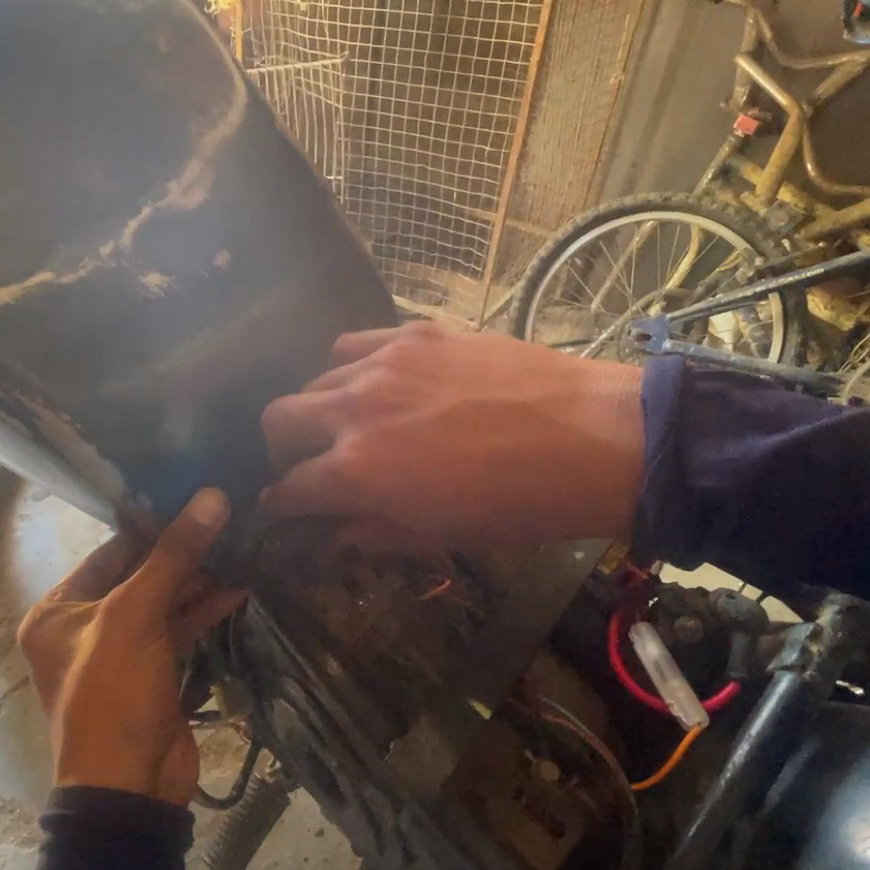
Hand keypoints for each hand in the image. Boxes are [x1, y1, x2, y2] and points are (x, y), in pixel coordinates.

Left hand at [16, 489, 245, 805]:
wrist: (129, 788)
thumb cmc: (112, 693)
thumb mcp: (136, 616)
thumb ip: (174, 556)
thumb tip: (213, 495)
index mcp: (57, 611)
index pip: (108, 552)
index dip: (150, 526)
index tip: (193, 496)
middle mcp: (83, 627)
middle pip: (138, 575)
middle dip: (181, 554)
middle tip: (225, 521)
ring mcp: (120, 652)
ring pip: (162, 602)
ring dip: (197, 581)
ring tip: (238, 550)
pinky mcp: (152, 673)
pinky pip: (177, 630)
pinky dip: (203, 611)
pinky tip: (237, 590)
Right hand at [259, 323, 645, 550]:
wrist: (591, 440)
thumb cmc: (515, 505)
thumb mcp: (436, 534)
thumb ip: (371, 533)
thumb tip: (332, 537)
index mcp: (356, 471)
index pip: (288, 487)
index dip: (278, 502)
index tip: (281, 506)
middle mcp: (354, 410)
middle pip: (278, 418)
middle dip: (281, 448)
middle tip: (308, 462)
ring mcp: (384, 362)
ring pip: (316, 376)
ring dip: (319, 406)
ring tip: (348, 420)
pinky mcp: (416, 332)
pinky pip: (358, 341)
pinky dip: (354, 365)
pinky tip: (380, 380)